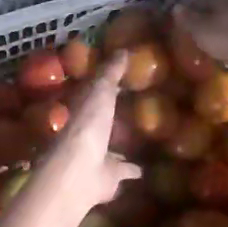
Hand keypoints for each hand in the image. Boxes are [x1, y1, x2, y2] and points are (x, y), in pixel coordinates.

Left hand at [23, 52, 140, 213]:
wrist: (81, 171)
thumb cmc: (87, 126)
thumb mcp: (100, 91)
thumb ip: (110, 73)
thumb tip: (122, 50)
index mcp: (82, 109)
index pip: (95, 93)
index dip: (107, 85)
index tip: (125, 78)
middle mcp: (87, 133)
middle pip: (104, 122)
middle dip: (116, 116)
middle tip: (139, 106)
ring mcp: (98, 156)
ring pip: (113, 147)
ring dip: (124, 143)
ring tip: (145, 135)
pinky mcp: (110, 177)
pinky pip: (125, 170)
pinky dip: (134, 169)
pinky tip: (146, 167)